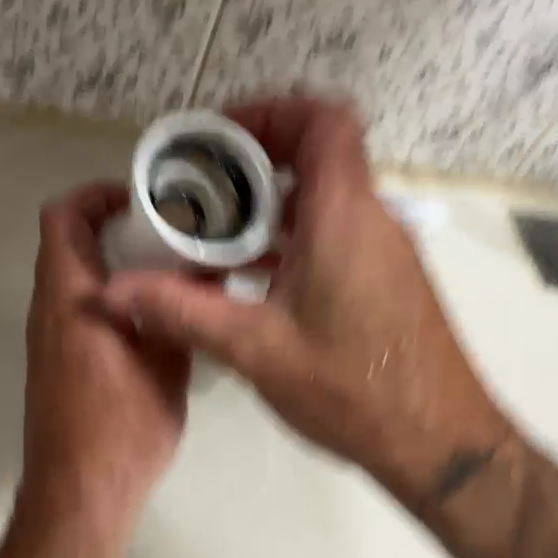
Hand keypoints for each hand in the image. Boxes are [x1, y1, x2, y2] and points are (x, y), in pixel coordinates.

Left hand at [21, 183, 190, 544]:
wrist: (80, 493)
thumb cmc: (124, 423)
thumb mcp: (167, 359)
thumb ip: (178, 309)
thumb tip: (201, 271)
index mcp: (70, 294)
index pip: (63, 216)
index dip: (97, 195)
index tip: (144, 201)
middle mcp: (49, 307)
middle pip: (68, 241)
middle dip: (116, 226)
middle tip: (170, 231)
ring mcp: (48, 335)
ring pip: (73, 275)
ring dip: (113, 261)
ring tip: (171, 267)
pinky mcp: (56, 361)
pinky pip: (77, 306)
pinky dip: (109, 293)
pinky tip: (156, 314)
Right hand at [100, 98, 509, 507]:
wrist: (444, 446)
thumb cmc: (355, 389)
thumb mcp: (255, 350)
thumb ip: (180, 310)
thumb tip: (112, 291)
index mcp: (342, 215)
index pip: (323, 120)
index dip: (271, 110)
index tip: (219, 136)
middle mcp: (368, 218)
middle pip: (316, 152)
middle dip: (252, 159)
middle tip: (198, 184)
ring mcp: (381, 249)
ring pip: (320, 196)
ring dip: (265, 203)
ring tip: (208, 231)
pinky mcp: (383, 278)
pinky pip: (331, 232)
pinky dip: (286, 236)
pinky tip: (244, 277)